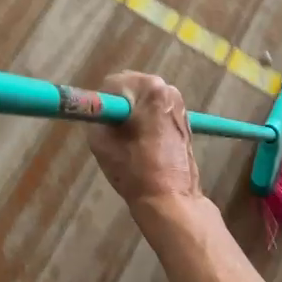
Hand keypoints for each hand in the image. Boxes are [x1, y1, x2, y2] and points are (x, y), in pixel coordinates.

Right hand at [87, 71, 203, 207]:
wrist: (171, 197)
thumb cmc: (133, 169)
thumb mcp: (100, 140)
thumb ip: (96, 114)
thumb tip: (100, 108)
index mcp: (149, 88)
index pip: (113, 84)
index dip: (103, 104)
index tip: (102, 122)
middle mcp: (167, 88)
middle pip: (130, 87)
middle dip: (120, 105)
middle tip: (114, 132)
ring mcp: (179, 102)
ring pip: (143, 99)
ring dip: (133, 113)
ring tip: (130, 141)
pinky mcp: (184, 117)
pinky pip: (156, 110)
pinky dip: (146, 120)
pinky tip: (144, 142)